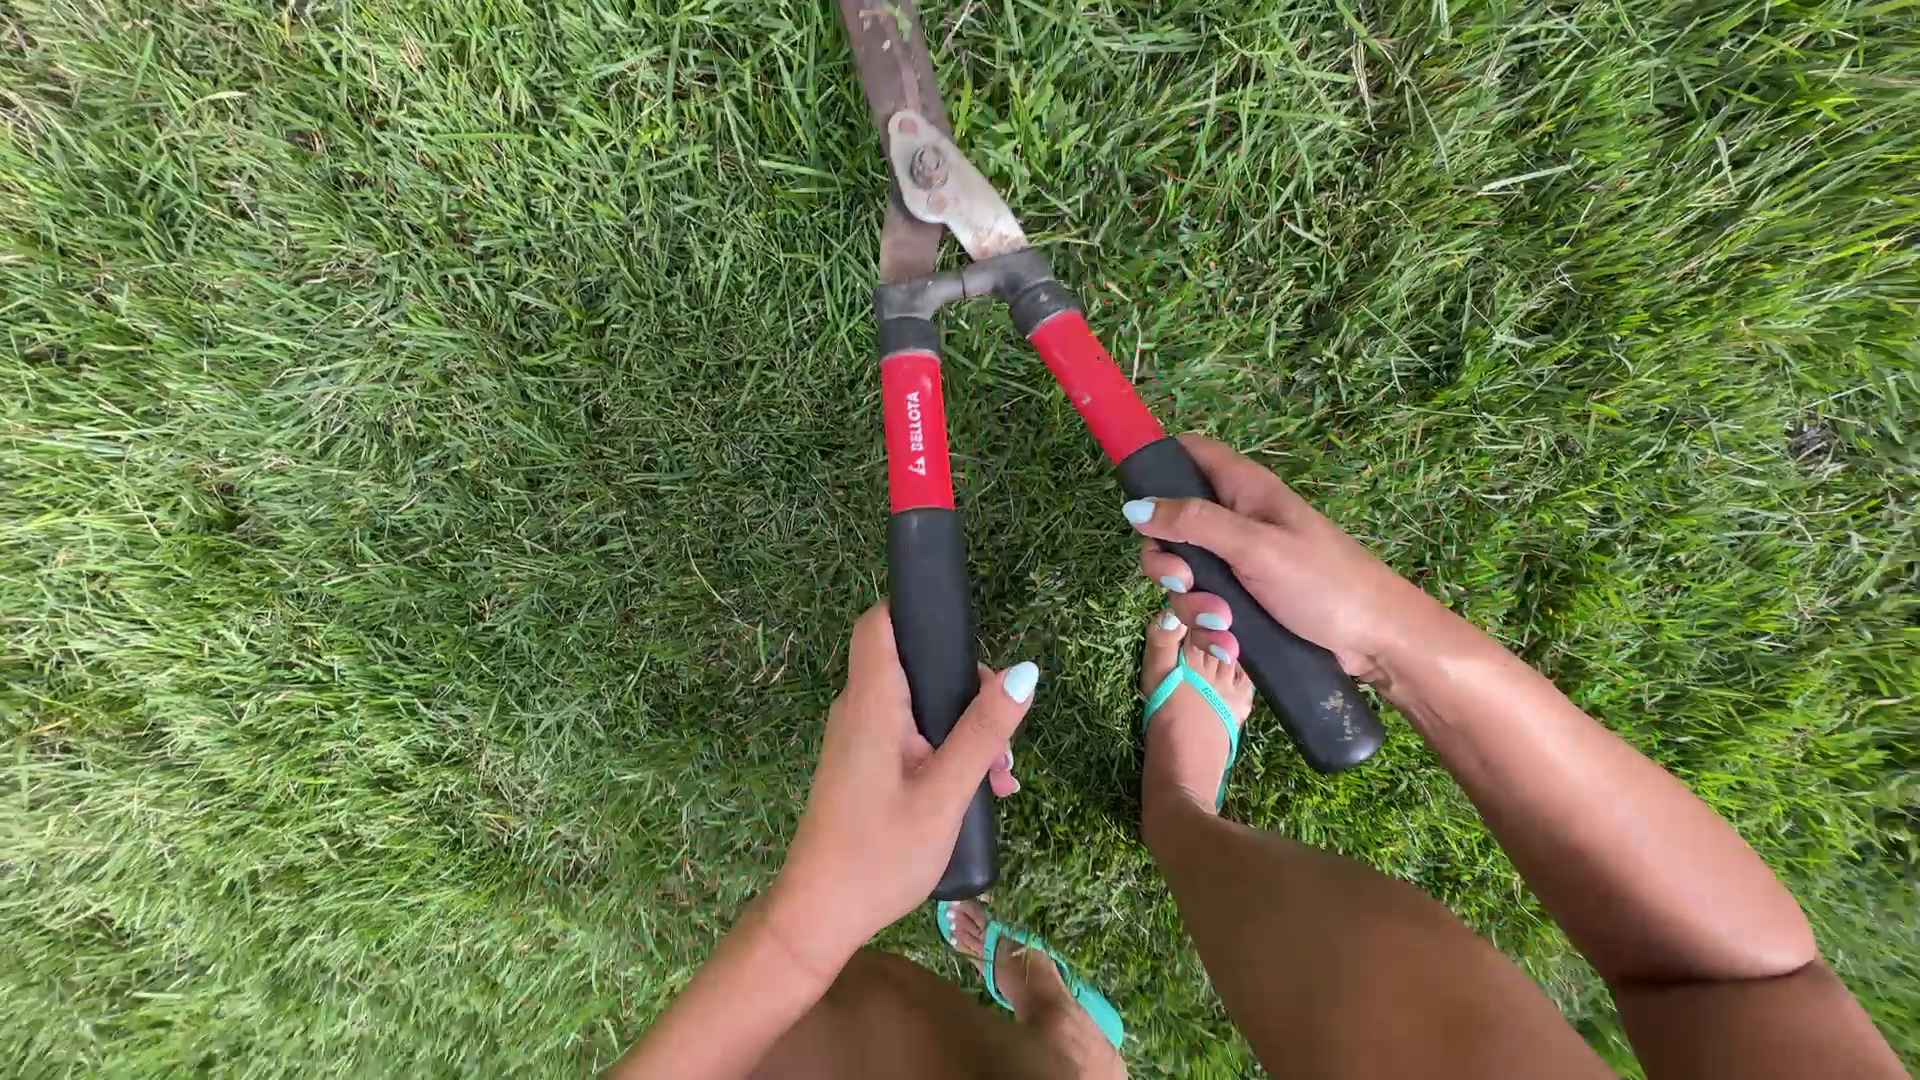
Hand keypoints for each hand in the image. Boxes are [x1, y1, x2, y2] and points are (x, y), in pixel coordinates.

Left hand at [764, 601, 1033, 979]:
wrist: (819, 918)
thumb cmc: (879, 853)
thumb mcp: (945, 793)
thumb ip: (983, 731)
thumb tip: (1025, 671)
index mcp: (872, 703)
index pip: (879, 623)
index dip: (916, 611)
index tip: (965, 635)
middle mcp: (859, 710)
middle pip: (912, 664)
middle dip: (963, 687)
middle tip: (1002, 732)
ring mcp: (859, 738)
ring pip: (917, 706)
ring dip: (962, 727)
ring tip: (1000, 773)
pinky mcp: (864, 764)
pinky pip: (909, 736)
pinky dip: (944, 749)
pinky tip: (981, 787)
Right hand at [1125, 433, 1448, 682]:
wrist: (1377, 641)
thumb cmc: (1324, 582)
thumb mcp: (1254, 547)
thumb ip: (1193, 523)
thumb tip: (1135, 506)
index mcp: (1243, 490)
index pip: (1188, 454)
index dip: (1157, 466)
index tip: (1134, 500)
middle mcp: (1234, 521)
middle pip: (1170, 526)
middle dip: (1168, 562)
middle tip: (1183, 582)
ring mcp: (1237, 562)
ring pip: (1183, 574)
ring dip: (1192, 605)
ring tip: (1224, 626)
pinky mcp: (1242, 599)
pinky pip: (1203, 606)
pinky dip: (1209, 627)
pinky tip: (1230, 644)